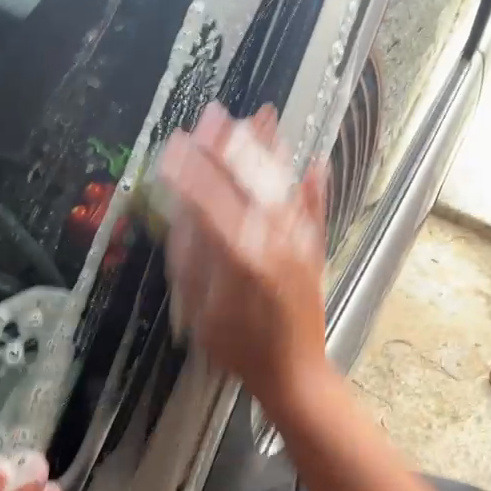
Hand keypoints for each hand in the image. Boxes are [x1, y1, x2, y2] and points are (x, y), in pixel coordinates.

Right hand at [160, 102, 332, 407]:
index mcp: (239, 256)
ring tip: (262, 116)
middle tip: (214, 115)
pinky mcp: (315, 252)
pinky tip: (316, 163)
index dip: (190, 170)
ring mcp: (299, 244)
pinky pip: (317, 213)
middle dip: (228, 146)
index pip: (209, 201)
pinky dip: (316, 187)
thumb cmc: (238, 350)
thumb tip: (185, 217)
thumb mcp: (202, 310)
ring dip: (270, 151)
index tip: (174, 145)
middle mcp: (273, 240)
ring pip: (283, 187)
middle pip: (248, 182)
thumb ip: (194, 261)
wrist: (295, 375)